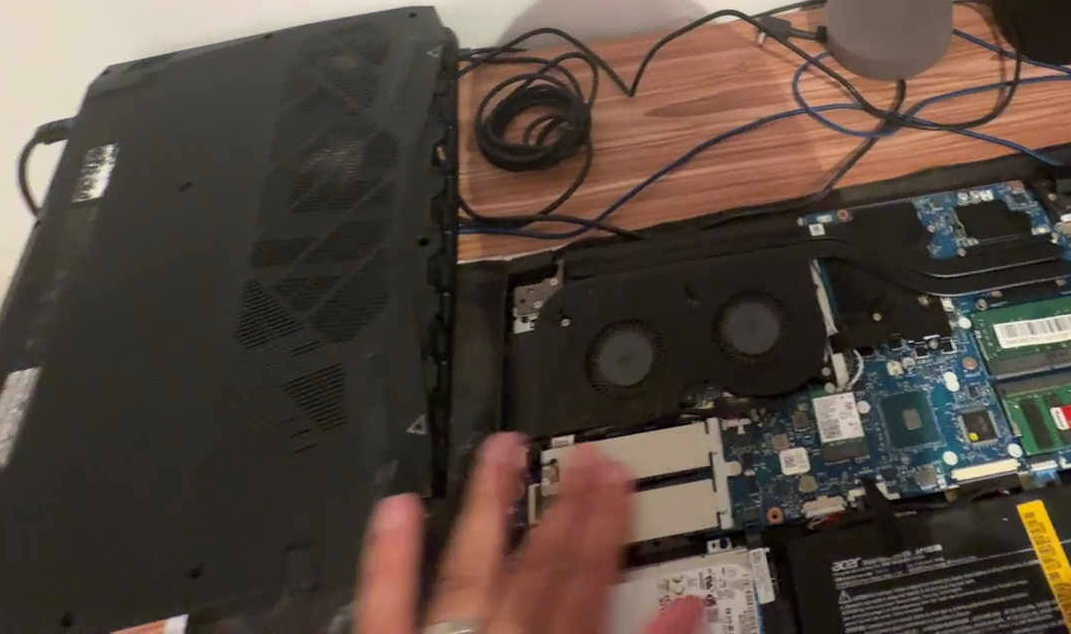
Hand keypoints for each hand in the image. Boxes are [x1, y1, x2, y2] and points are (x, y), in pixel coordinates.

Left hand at [357, 432, 705, 633]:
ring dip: (489, 513)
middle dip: (564, 513)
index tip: (618, 482)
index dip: (606, 533)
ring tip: (500, 453)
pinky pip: (383, 619)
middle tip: (581, 454)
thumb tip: (687, 620)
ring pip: (469, 580)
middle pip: (538, 580)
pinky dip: (388, 566)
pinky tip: (397, 511)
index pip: (587, 597)